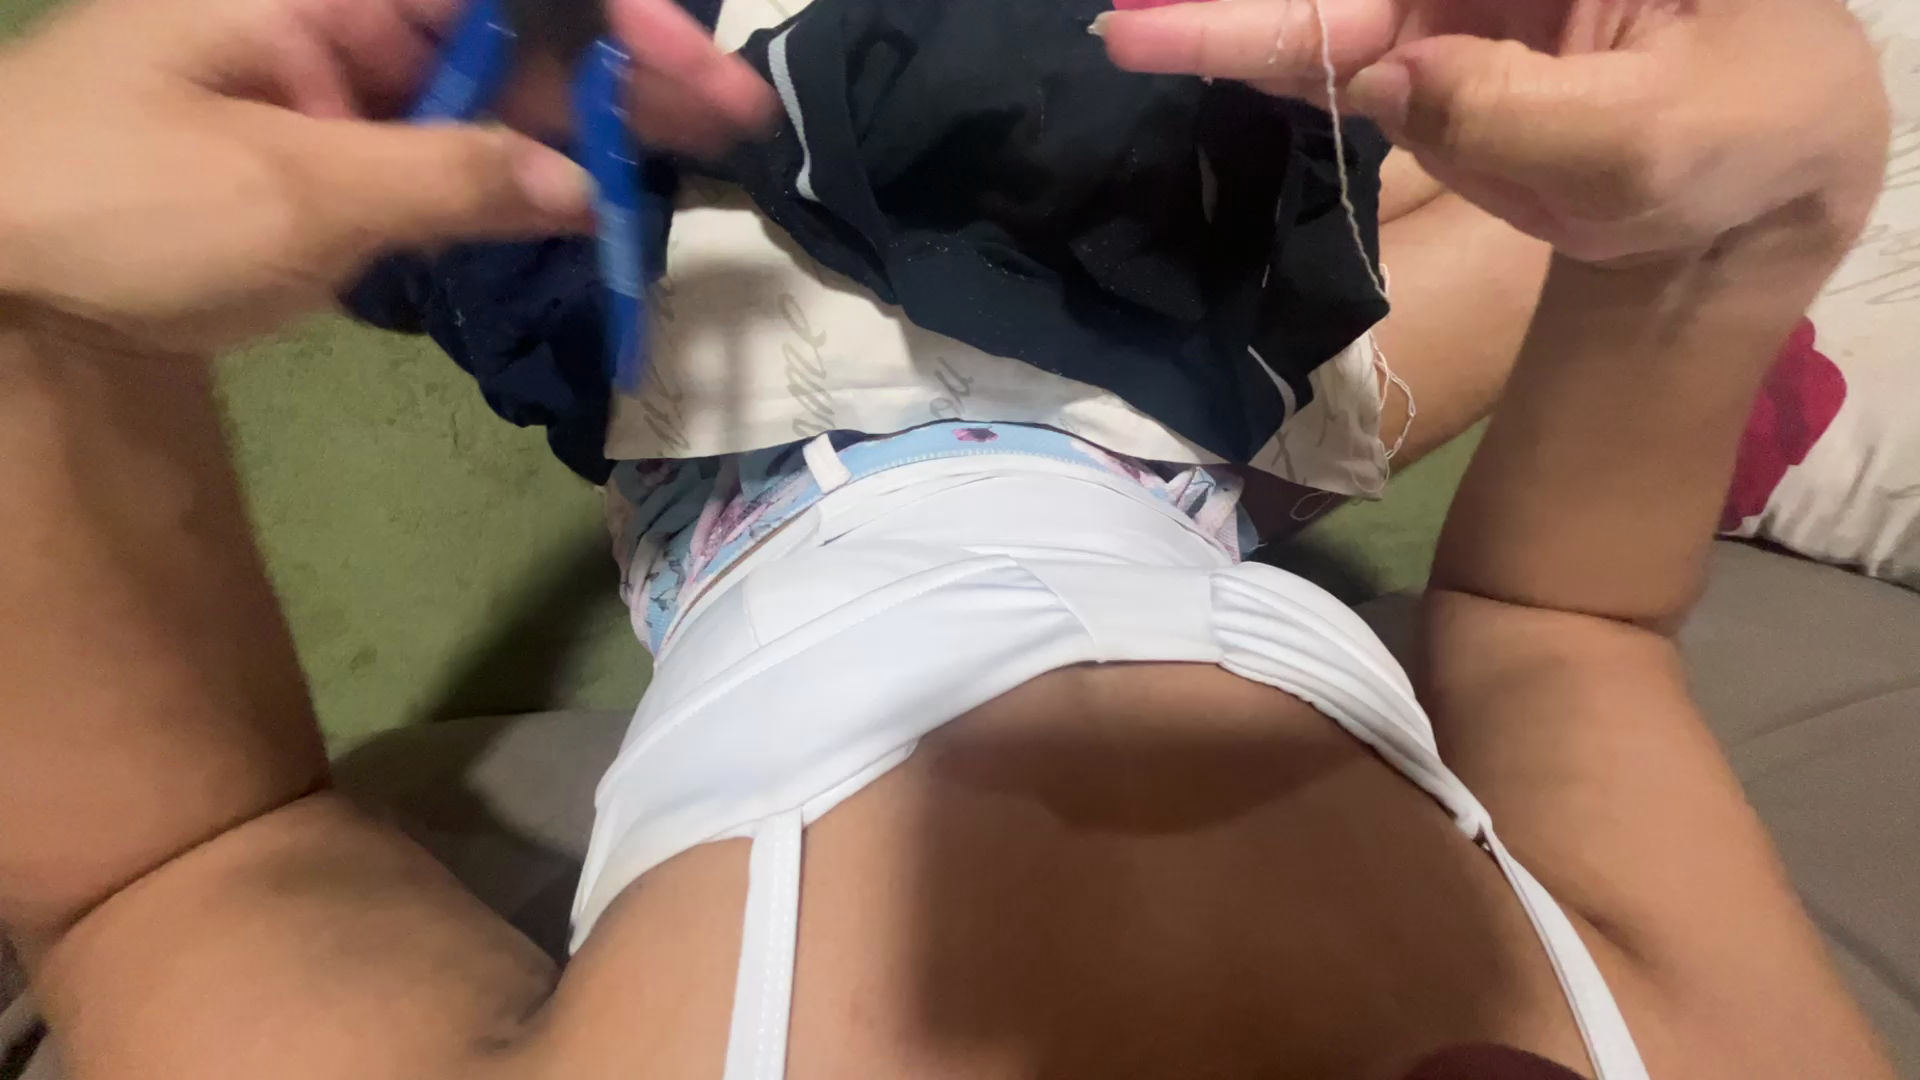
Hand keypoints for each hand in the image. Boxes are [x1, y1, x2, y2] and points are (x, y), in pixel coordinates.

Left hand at [0, 0, 773, 353]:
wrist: (28, 290)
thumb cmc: (114, 204)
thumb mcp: (285, 183)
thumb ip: (446, 178)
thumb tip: (582, 194)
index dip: (603, 15)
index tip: (687, 60)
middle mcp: (369, 32)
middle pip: (531, 41)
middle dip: (637, 73)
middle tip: (741, 112)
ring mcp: (387, 104)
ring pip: (524, 107)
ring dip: (615, 130)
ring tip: (712, 147)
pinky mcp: (397, 171)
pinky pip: (498, 169)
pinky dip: (560, 189)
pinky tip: (621, 200)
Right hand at [1098, 0, 1888, 264]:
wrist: (1720, 193)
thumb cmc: (1723, 148)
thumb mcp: (1640, 138)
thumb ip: (1508, 107)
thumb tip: (1381, 77)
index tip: (1242, 14)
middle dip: (1248, 5)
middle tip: (1133, 22)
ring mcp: (1447, 9)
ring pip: (1324, 10)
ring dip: (1233, 22)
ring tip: (1139, 31)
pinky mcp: (1417, 62)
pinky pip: (1323, 53)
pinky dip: (1257, 49)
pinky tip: (1190, 40)